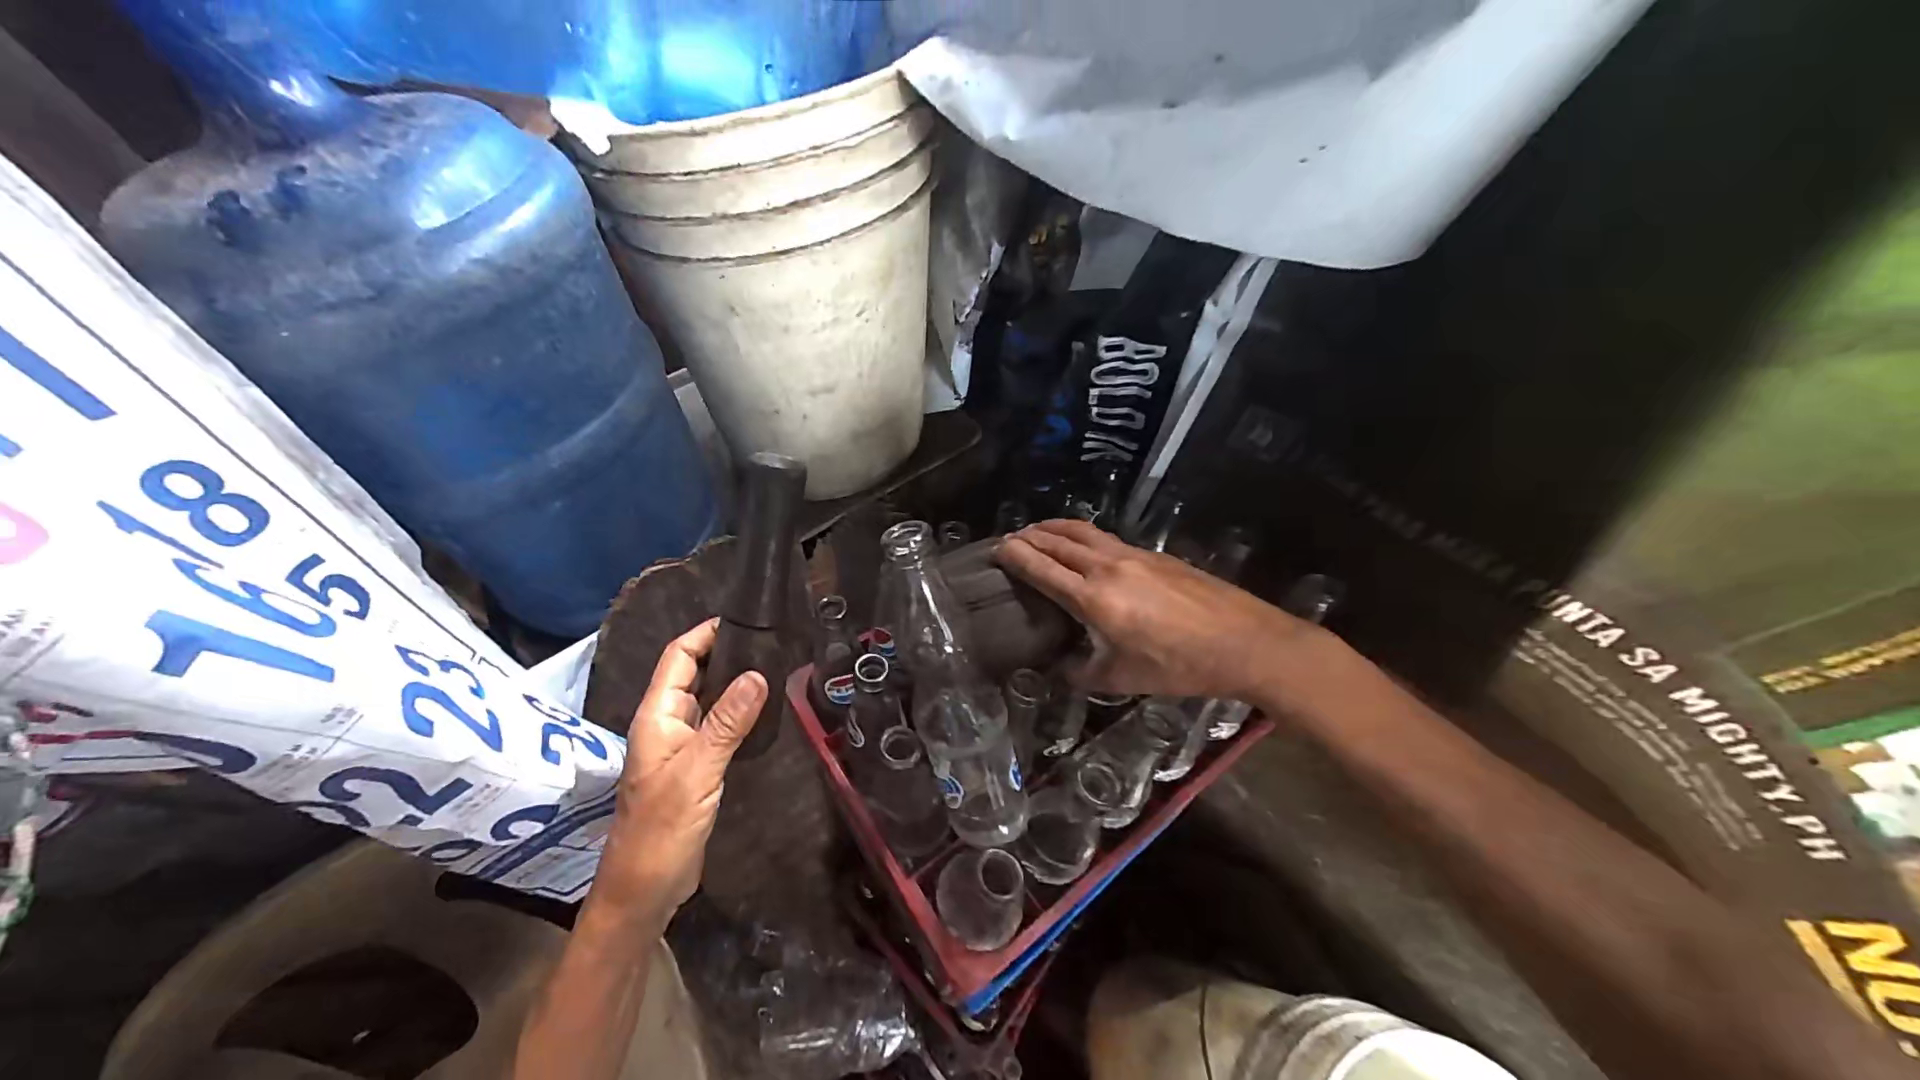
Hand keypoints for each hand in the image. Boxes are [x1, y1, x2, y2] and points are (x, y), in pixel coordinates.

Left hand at [592, 618, 767, 923]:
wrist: (645, 890)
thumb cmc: (661, 828)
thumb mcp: (697, 772)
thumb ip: (726, 723)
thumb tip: (757, 673)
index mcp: (658, 716)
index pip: (679, 657)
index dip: (706, 633)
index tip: (744, 617)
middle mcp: (668, 724)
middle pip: (695, 673)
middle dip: (727, 652)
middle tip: (772, 639)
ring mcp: (682, 746)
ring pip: (710, 700)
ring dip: (736, 682)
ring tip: (777, 667)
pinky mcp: (696, 767)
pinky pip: (719, 726)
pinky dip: (740, 712)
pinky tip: (766, 711)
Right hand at [996, 519, 1321, 701]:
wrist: (1244, 641)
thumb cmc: (1179, 665)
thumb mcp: (1122, 678)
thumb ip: (1082, 673)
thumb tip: (1060, 669)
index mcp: (1093, 597)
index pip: (1042, 567)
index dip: (1016, 555)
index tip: (997, 549)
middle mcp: (1108, 567)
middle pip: (1058, 540)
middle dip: (1030, 536)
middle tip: (1011, 539)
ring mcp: (1134, 555)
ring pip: (1083, 532)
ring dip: (1055, 528)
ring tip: (1039, 531)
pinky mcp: (1155, 555)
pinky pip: (1106, 538)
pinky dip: (1082, 536)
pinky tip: (1084, 547)